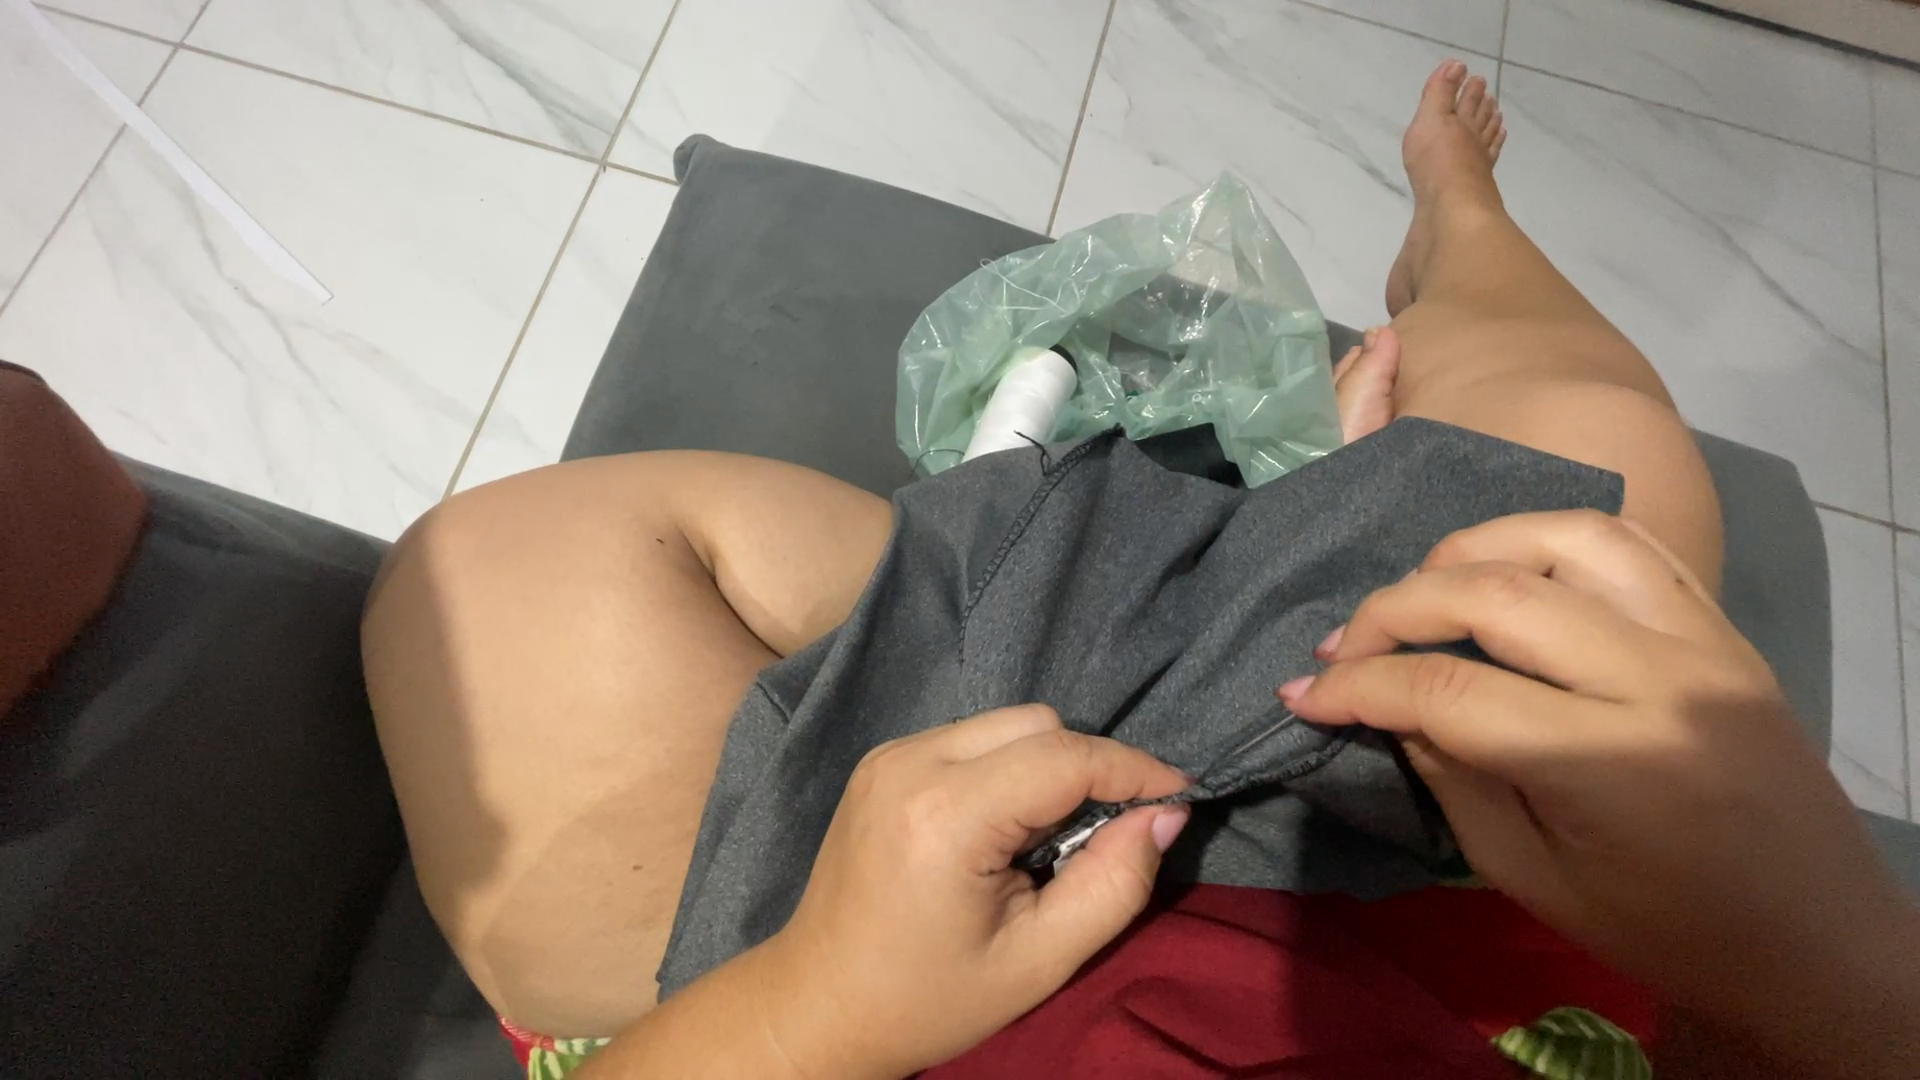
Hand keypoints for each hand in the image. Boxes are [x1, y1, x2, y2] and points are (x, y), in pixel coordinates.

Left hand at [754, 705, 1190, 1078]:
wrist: (819, 1000)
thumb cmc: (930, 995)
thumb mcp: (1038, 962)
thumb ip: (1113, 884)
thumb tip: (1164, 813)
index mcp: (946, 813)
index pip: (1062, 757)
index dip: (1131, 767)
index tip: (1179, 792)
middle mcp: (912, 761)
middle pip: (1035, 723)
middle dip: (1085, 767)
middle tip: (1100, 833)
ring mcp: (891, 752)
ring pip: (1005, 722)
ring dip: (1044, 764)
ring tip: (1041, 838)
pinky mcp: (883, 756)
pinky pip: (971, 736)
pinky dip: (1005, 765)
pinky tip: (998, 825)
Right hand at [1281, 511, 1919, 1064]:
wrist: (1823, 944)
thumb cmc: (1660, 925)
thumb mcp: (1520, 870)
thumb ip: (1444, 771)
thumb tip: (1381, 702)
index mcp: (1611, 763)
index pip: (1445, 689)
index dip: (1355, 686)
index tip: (1301, 694)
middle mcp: (1659, 681)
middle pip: (1490, 596)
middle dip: (1389, 612)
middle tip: (1342, 647)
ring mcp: (1700, 641)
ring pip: (1559, 539)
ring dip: (1463, 554)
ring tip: (1421, 595)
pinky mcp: (1718, 627)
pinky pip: (1624, 543)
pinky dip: (1540, 539)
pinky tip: (1500, 572)